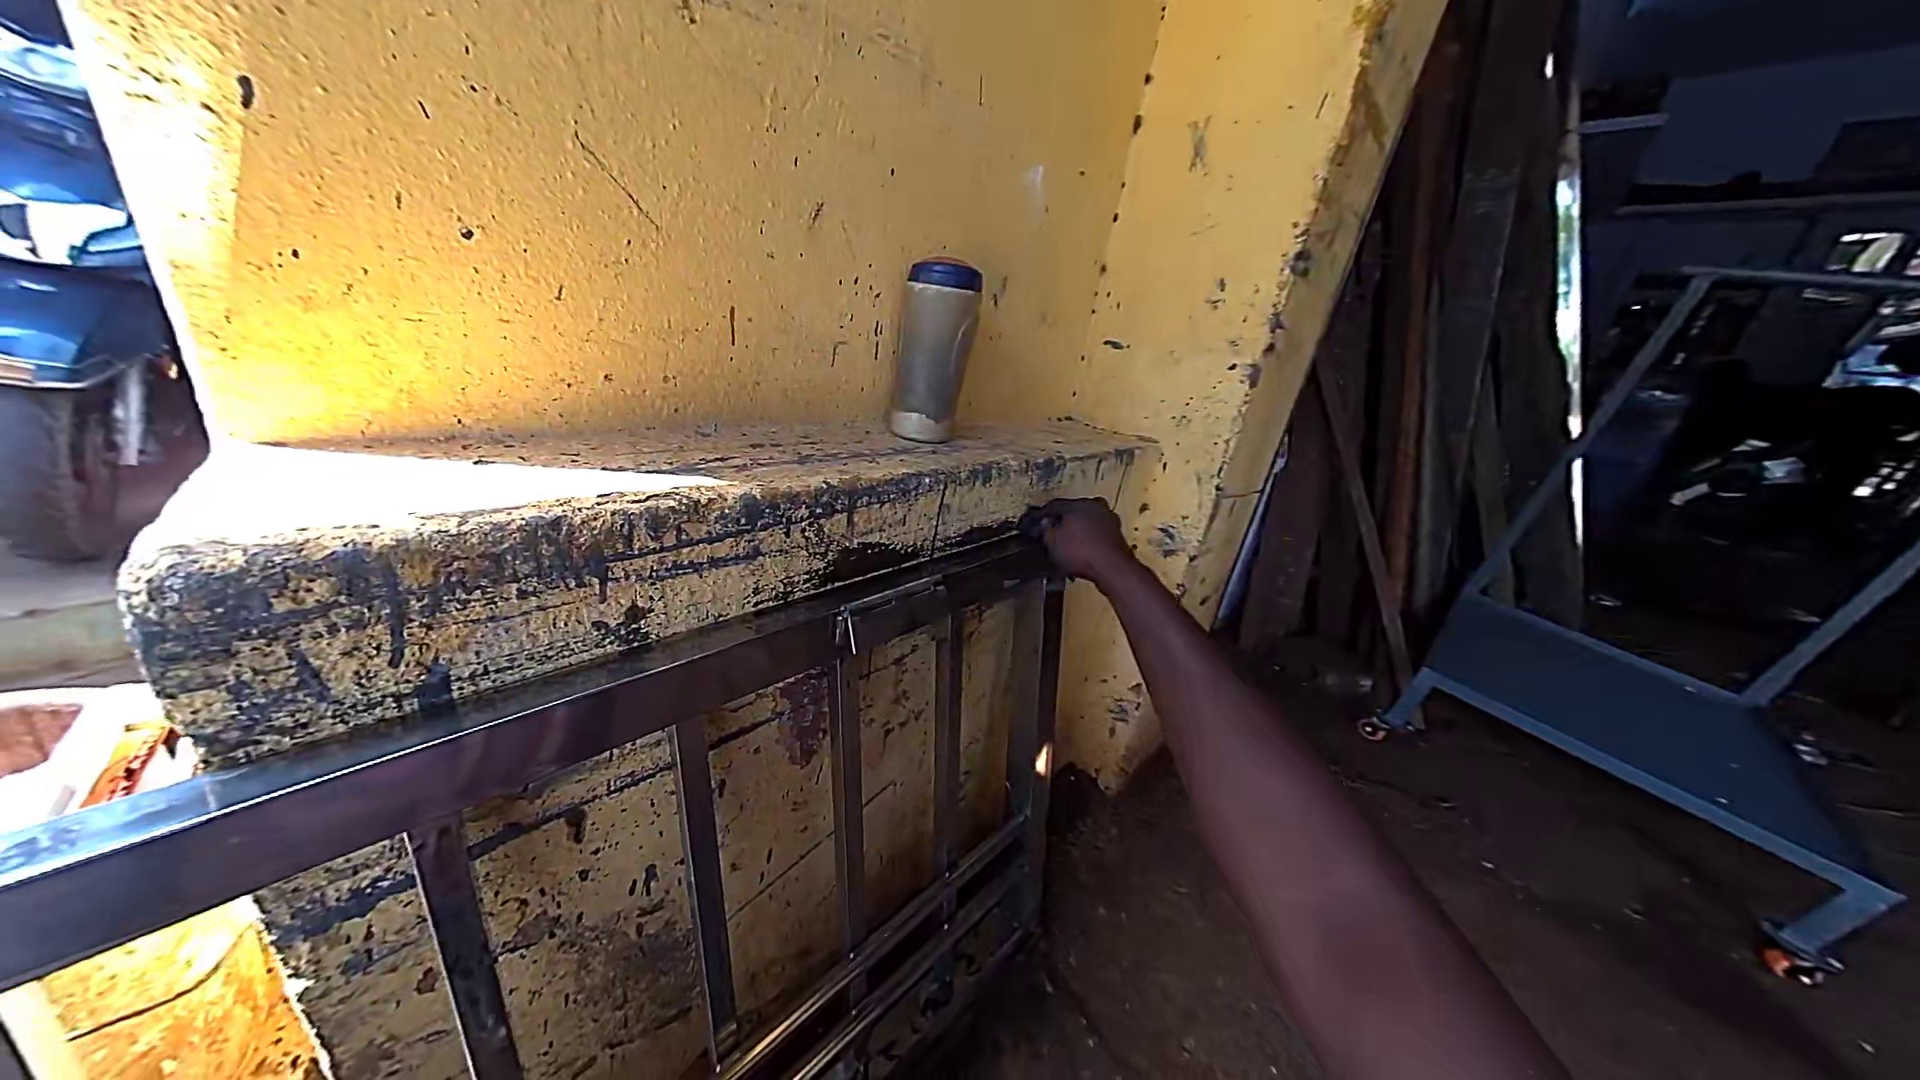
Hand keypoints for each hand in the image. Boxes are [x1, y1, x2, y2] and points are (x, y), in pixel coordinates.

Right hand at [1030, 498, 1137, 584]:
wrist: (1110, 569)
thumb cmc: (1083, 552)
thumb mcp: (1052, 542)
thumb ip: (1045, 530)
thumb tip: (1045, 526)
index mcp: (1080, 503)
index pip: (1056, 505)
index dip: (1043, 515)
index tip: (1038, 522)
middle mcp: (1097, 508)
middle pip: (1073, 512)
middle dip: (1062, 523)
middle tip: (1052, 534)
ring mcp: (1109, 522)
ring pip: (1087, 525)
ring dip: (1077, 534)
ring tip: (1066, 549)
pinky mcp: (1116, 538)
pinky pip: (1096, 537)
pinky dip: (1088, 544)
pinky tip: (1081, 555)